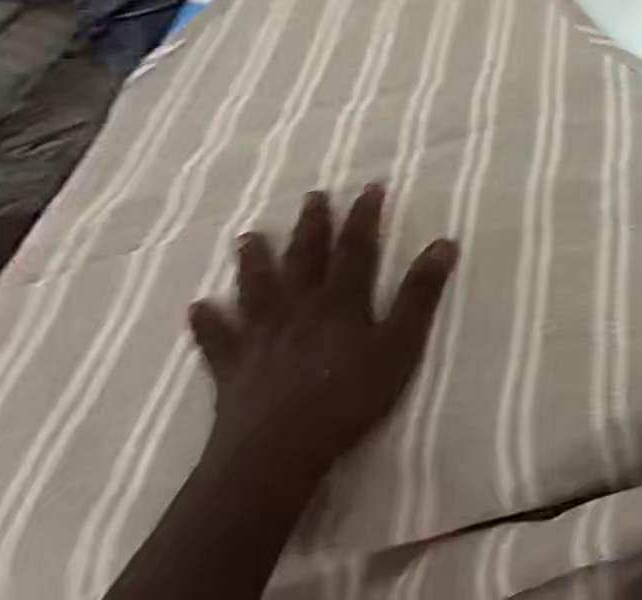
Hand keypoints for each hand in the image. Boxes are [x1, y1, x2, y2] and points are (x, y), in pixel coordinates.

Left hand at [187, 185, 456, 479]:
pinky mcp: (234, 371)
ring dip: (254, 262)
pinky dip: (208, 323)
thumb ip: (420, 295)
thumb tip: (444, 243)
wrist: (276, 454)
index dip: (364, 217)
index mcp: (340, 301)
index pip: (355, 249)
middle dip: (312, 226)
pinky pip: (218, 341)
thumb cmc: (348, 397)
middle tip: (312, 196)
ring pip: (257, 290)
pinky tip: (198, 308)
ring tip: (248, 236)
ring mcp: (262, 338)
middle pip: (305, 259)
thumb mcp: (400, 345)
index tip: (369, 187)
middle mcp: (298, 309)